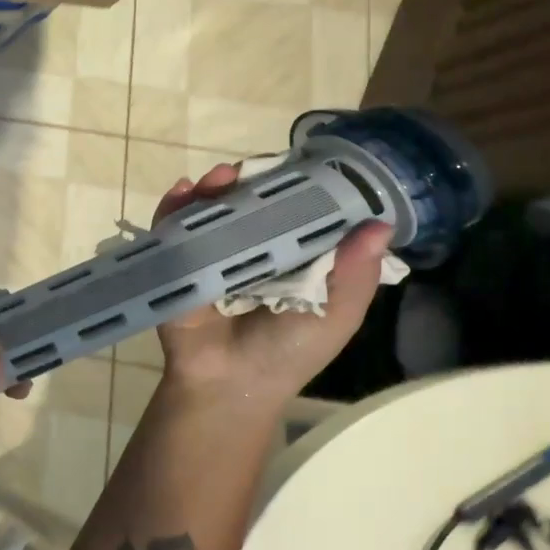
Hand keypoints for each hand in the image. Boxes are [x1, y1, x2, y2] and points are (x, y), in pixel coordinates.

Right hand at [150, 164, 391, 401]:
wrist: (230, 380)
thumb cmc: (288, 351)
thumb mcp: (337, 314)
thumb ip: (355, 274)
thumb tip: (380, 224)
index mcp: (288, 262)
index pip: (291, 217)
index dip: (293, 192)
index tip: (299, 170)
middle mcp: (246, 253)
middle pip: (245, 209)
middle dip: (245, 185)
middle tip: (248, 169)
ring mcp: (206, 257)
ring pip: (207, 215)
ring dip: (209, 192)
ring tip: (216, 176)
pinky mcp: (173, 265)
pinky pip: (169, 232)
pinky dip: (173, 209)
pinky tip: (182, 191)